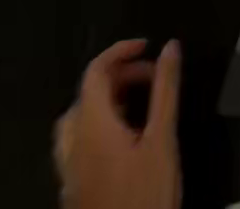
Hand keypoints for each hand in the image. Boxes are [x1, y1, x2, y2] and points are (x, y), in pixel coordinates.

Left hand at [54, 39, 181, 208]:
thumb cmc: (146, 194)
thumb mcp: (163, 137)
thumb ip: (165, 89)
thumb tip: (169, 46)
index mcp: (92, 127)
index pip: (95, 72)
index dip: (120, 50)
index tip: (150, 46)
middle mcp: (73, 145)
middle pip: (85, 95)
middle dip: (119, 75)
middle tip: (153, 77)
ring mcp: (69, 170)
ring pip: (78, 120)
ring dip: (107, 101)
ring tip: (139, 102)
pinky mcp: (75, 189)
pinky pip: (79, 143)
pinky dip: (101, 124)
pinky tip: (126, 137)